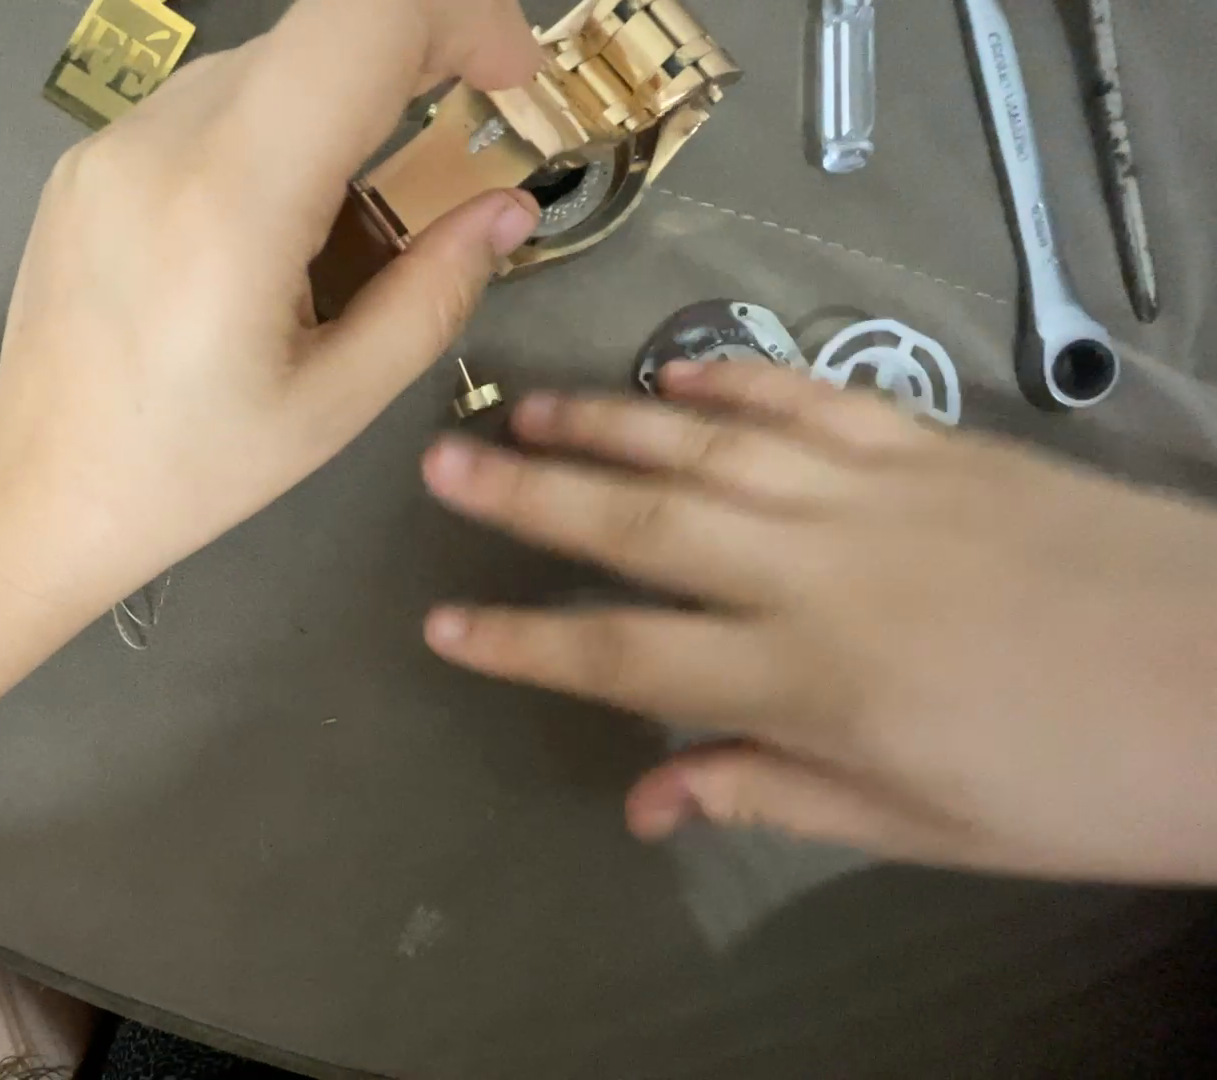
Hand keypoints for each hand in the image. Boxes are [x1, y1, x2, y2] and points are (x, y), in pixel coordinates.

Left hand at [0, 0, 543, 608]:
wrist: (48, 495)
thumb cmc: (193, 472)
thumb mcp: (333, 404)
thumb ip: (432, 296)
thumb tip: (504, 210)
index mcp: (231, 201)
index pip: (362, 17)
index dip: (459, 12)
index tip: (504, 76)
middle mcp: (156, 141)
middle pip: (314, 37)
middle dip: (401, 78)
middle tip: (428, 173)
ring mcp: (105, 145)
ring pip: (256, 73)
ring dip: (326, 122)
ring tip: (322, 242)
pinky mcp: (79, 166)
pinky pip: (197, 113)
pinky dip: (259, 145)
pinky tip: (246, 244)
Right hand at [423, 361, 1216, 885]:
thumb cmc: (1078, 782)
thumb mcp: (911, 824)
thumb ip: (760, 795)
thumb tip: (642, 801)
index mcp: (809, 677)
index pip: (625, 658)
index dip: (520, 645)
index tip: (440, 626)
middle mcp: (817, 571)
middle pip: (640, 524)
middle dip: (528, 495)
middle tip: (442, 462)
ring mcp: (872, 493)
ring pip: (706, 442)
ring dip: (603, 421)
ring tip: (522, 406)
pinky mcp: (930, 443)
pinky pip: (811, 396)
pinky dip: (735, 374)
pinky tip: (671, 366)